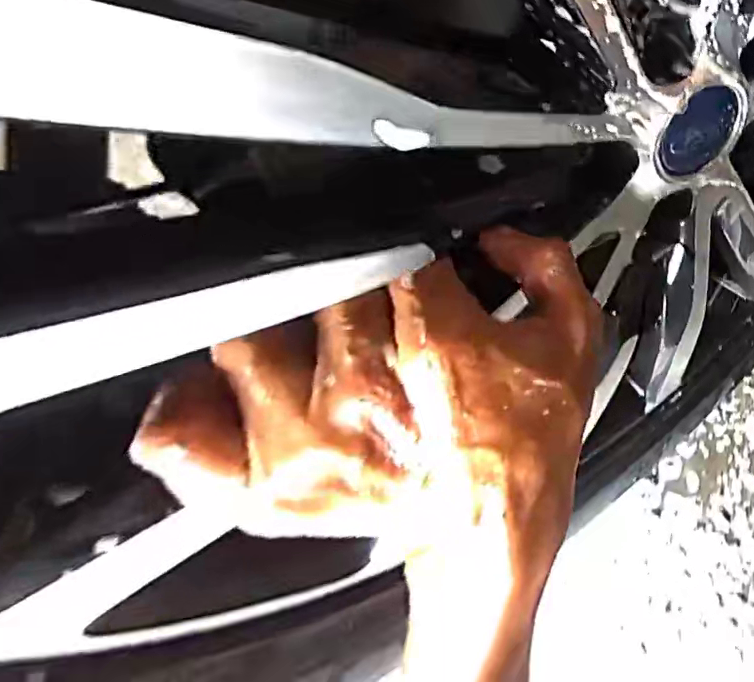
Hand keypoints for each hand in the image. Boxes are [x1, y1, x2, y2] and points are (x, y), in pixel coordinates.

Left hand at [131, 228, 604, 680]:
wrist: (497, 516)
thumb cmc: (533, 431)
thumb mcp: (573, 333)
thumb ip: (547, 266)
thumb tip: (502, 238)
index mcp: (438, 343)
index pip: (398, 254)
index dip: (419, 246)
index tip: (434, 261)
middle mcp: (361, 387)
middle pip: (324, 287)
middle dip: (366, 281)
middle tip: (396, 301)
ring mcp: (301, 440)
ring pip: (248, 339)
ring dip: (290, 326)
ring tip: (329, 335)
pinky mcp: (261, 486)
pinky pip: (179, 433)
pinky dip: (194, 398)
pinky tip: (239, 382)